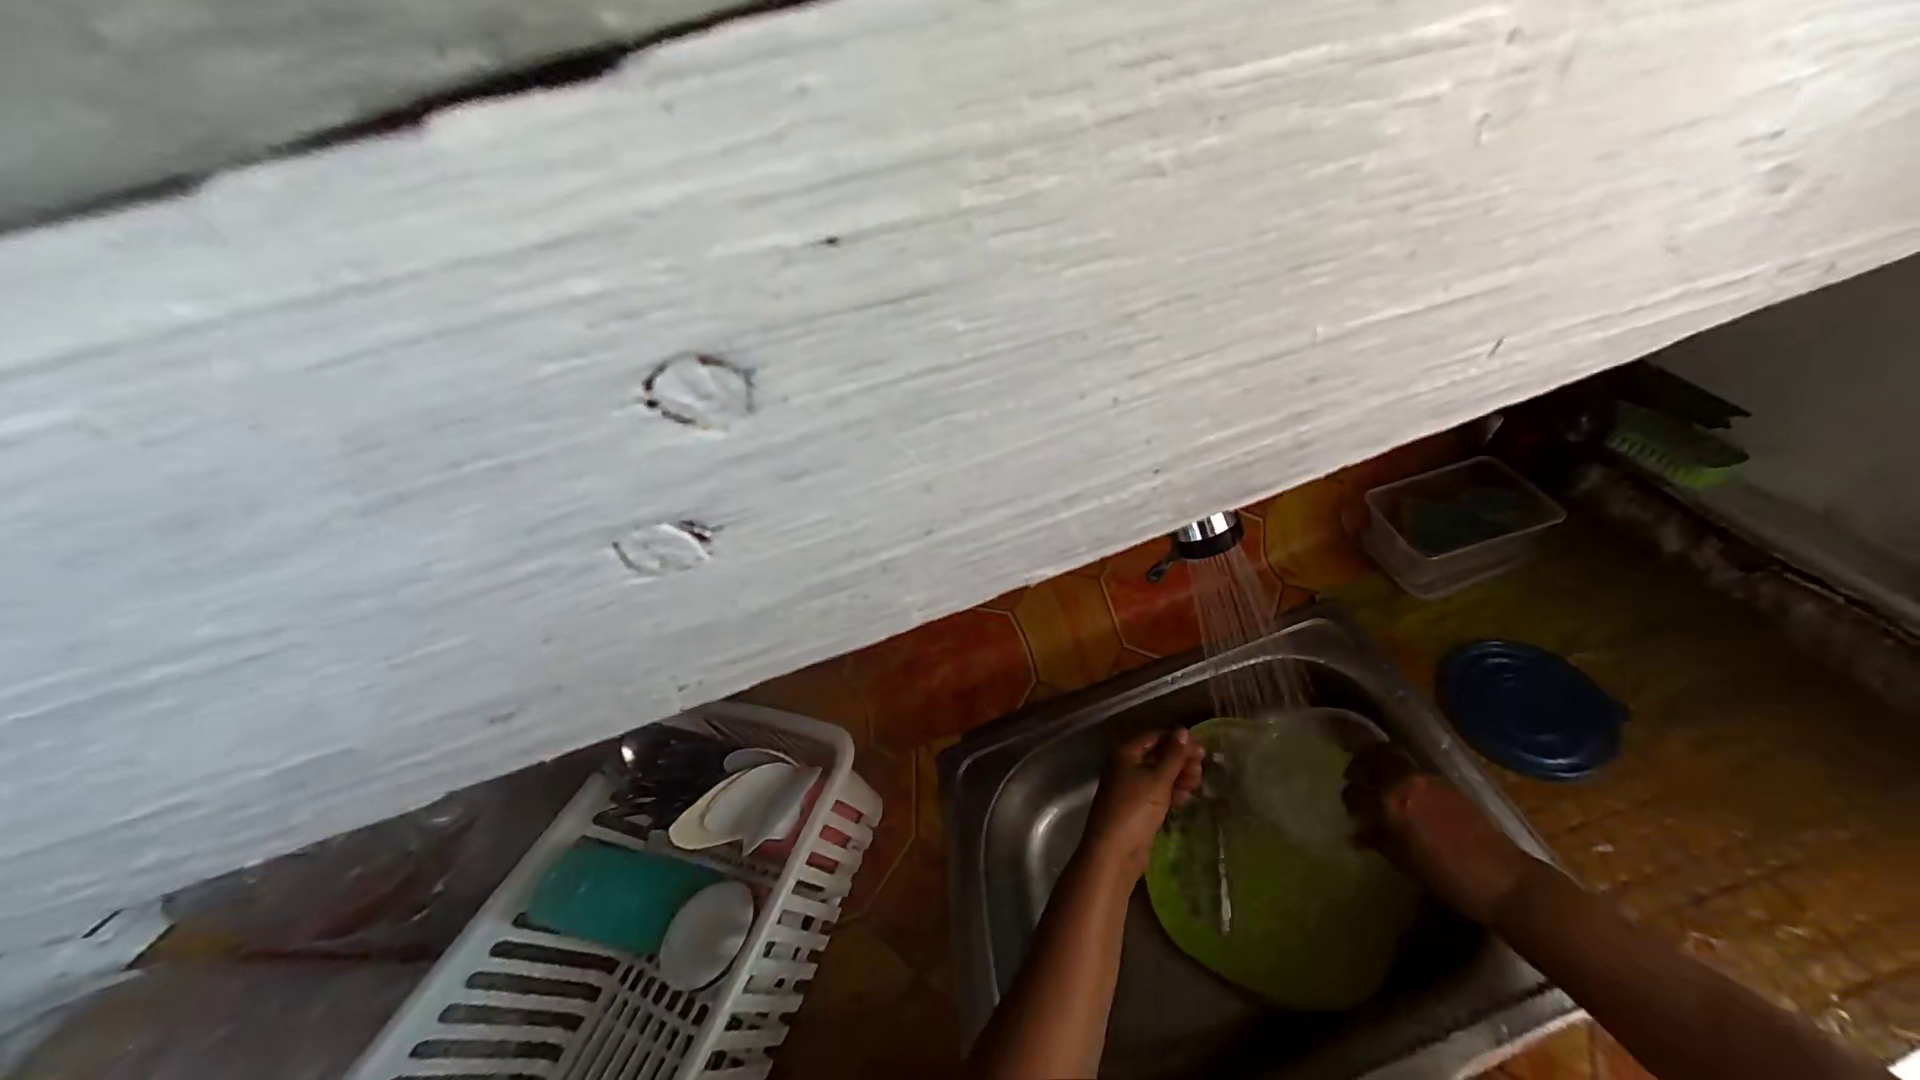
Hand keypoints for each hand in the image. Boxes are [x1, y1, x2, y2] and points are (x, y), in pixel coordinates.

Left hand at [1081, 728, 1205, 880]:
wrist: (1114, 850)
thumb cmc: (1135, 808)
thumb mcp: (1158, 779)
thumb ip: (1173, 755)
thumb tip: (1183, 730)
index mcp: (1127, 752)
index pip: (1156, 736)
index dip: (1178, 741)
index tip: (1202, 751)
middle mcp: (1126, 765)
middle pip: (1159, 754)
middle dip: (1181, 760)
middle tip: (1200, 771)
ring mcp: (1131, 786)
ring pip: (1160, 774)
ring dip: (1179, 777)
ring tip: (1195, 786)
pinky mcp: (1138, 805)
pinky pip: (1158, 791)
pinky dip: (1171, 792)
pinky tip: (1183, 799)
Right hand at [1343, 744, 1535, 923]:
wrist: (1506, 881)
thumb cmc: (1447, 877)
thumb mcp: (1402, 860)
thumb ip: (1376, 839)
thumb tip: (1356, 832)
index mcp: (1390, 802)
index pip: (1354, 792)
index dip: (1349, 801)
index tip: (1351, 811)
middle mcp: (1407, 782)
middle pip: (1373, 756)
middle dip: (1359, 765)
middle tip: (1357, 778)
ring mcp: (1430, 780)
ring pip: (1394, 758)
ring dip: (1381, 765)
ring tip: (1379, 782)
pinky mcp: (1449, 784)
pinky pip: (1415, 770)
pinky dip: (1404, 774)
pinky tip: (1407, 794)